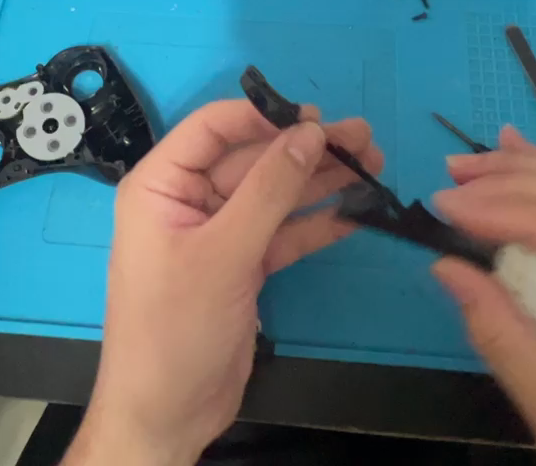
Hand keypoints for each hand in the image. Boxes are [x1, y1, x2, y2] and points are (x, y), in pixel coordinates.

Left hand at [64, 98, 383, 465]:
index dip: (263, 116)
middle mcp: (190, 199)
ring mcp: (219, 232)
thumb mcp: (224, 252)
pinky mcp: (243, 263)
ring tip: (372, 164)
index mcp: (163, 183)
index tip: (315, 117)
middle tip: (362, 138)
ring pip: (275, 193)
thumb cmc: (176, 327)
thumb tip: (311, 132)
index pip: (214, 127)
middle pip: (253, 158)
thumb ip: (270, 189)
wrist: (165, 419)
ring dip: (321, 180)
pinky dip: (317, 222)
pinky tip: (356, 211)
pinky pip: (284, 231)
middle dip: (306, 149)